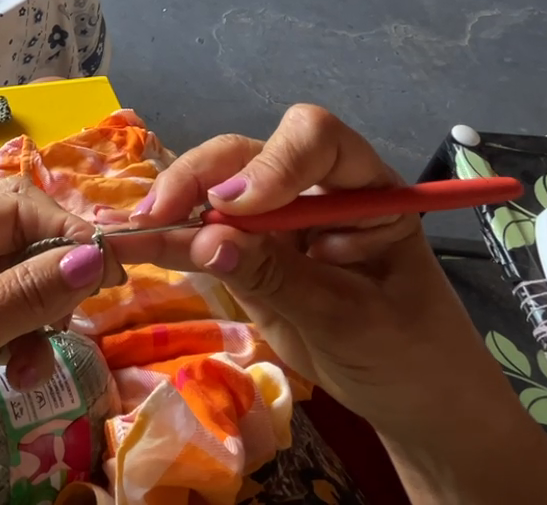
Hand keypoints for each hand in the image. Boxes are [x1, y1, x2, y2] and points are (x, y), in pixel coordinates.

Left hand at [0, 179, 123, 504]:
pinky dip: (37, 345)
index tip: (105, 267)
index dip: (64, 228)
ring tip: (31, 360)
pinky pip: (30, 319)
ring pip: (38, 281)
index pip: (17, 204)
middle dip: (58, 277)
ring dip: (48, 319)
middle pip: (32, 238)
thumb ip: (25, 294)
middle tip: (73, 318)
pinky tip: (23, 374)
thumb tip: (95, 255)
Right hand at [115, 105, 546, 503]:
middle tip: (158, 215)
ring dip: (171, 203)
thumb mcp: (352, 321)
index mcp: (364, 187)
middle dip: (199, 179)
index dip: (273, 162)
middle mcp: (312, 186)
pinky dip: (166, 237)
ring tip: (130, 231)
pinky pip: (199, 231)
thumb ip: (278, 277)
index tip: (237, 207)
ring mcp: (274, 216)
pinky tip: (132, 243)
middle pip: (247, 154)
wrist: (417, 406)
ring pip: (212, 184)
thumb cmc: (412, 358)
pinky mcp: (245, 247)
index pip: (317, 140)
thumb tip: (203, 243)